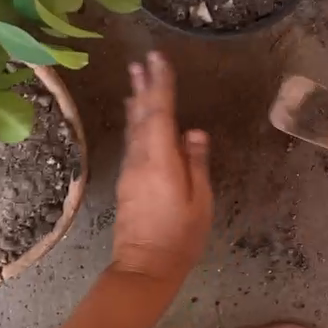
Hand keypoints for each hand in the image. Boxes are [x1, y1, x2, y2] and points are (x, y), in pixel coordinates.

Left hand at [110, 52, 212, 284]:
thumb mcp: (200, 201)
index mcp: (161, 161)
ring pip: (134, 129)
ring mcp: (131, 171)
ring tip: (135, 78)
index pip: (161, 114)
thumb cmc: (180, 237)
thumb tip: (194, 133)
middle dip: (144, 86)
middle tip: (142, 60)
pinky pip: (133, 142)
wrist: (145, 267)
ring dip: (136, 102)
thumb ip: (196, 164)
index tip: (159, 59)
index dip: (161, 85)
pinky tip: (136, 117)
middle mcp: (141, 160)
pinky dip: (135, 123)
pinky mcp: (128, 183)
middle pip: (142, 116)